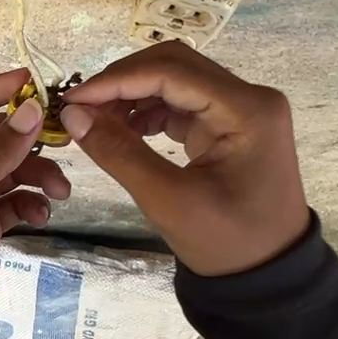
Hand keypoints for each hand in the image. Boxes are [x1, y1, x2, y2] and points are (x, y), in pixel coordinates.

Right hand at [57, 42, 307, 276]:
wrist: (266, 274)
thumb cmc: (225, 241)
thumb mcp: (167, 199)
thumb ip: (118, 152)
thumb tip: (71, 115)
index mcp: (247, 109)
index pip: (171, 71)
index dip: (116, 81)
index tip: (72, 100)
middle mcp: (247, 97)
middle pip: (173, 64)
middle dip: (121, 82)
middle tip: (79, 108)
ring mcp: (238, 109)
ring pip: (172, 79)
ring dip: (129, 94)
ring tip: (94, 120)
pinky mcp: (225, 123)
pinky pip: (177, 100)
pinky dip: (143, 109)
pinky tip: (119, 129)